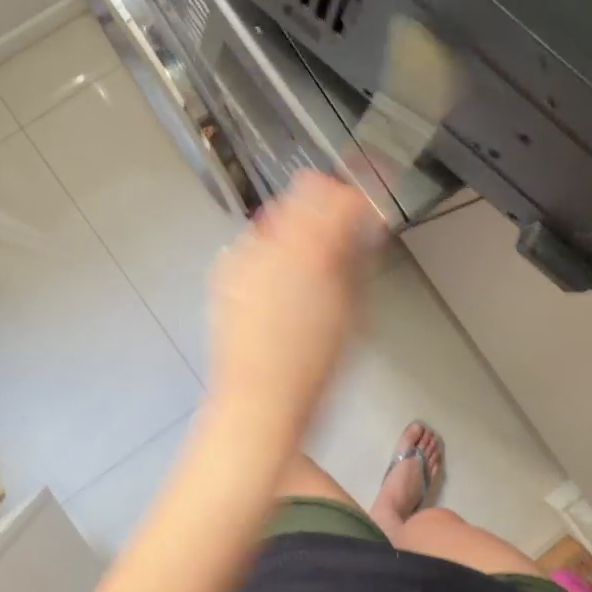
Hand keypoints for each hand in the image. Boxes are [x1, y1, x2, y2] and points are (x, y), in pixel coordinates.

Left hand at [206, 173, 380, 438]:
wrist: (258, 398)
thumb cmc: (312, 365)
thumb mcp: (351, 309)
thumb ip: (354, 259)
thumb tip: (359, 232)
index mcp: (313, 248)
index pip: (341, 196)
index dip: (359, 198)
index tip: (368, 208)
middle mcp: (273, 242)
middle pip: (305, 193)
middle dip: (327, 206)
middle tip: (343, 233)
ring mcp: (244, 255)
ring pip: (277, 216)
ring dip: (297, 227)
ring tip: (311, 261)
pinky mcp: (223, 272)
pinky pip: (253, 244)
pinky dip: (269, 251)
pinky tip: (279, 280)